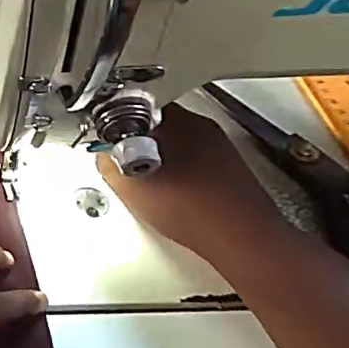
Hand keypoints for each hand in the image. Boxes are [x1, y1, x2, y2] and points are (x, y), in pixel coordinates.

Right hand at [96, 104, 296, 263]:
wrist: (243, 240)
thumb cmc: (195, 211)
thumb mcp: (130, 187)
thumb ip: (108, 161)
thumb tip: (105, 152)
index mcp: (179, 121)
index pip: (136, 107)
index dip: (117, 125)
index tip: (110, 141)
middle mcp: (202, 126)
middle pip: (155, 123)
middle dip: (138, 140)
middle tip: (126, 163)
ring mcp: (219, 144)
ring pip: (175, 140)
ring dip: (158, 155)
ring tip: (151, 182)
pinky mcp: (229, 164)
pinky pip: (193, 156)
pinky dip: (179, 168)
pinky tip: (174, 192)